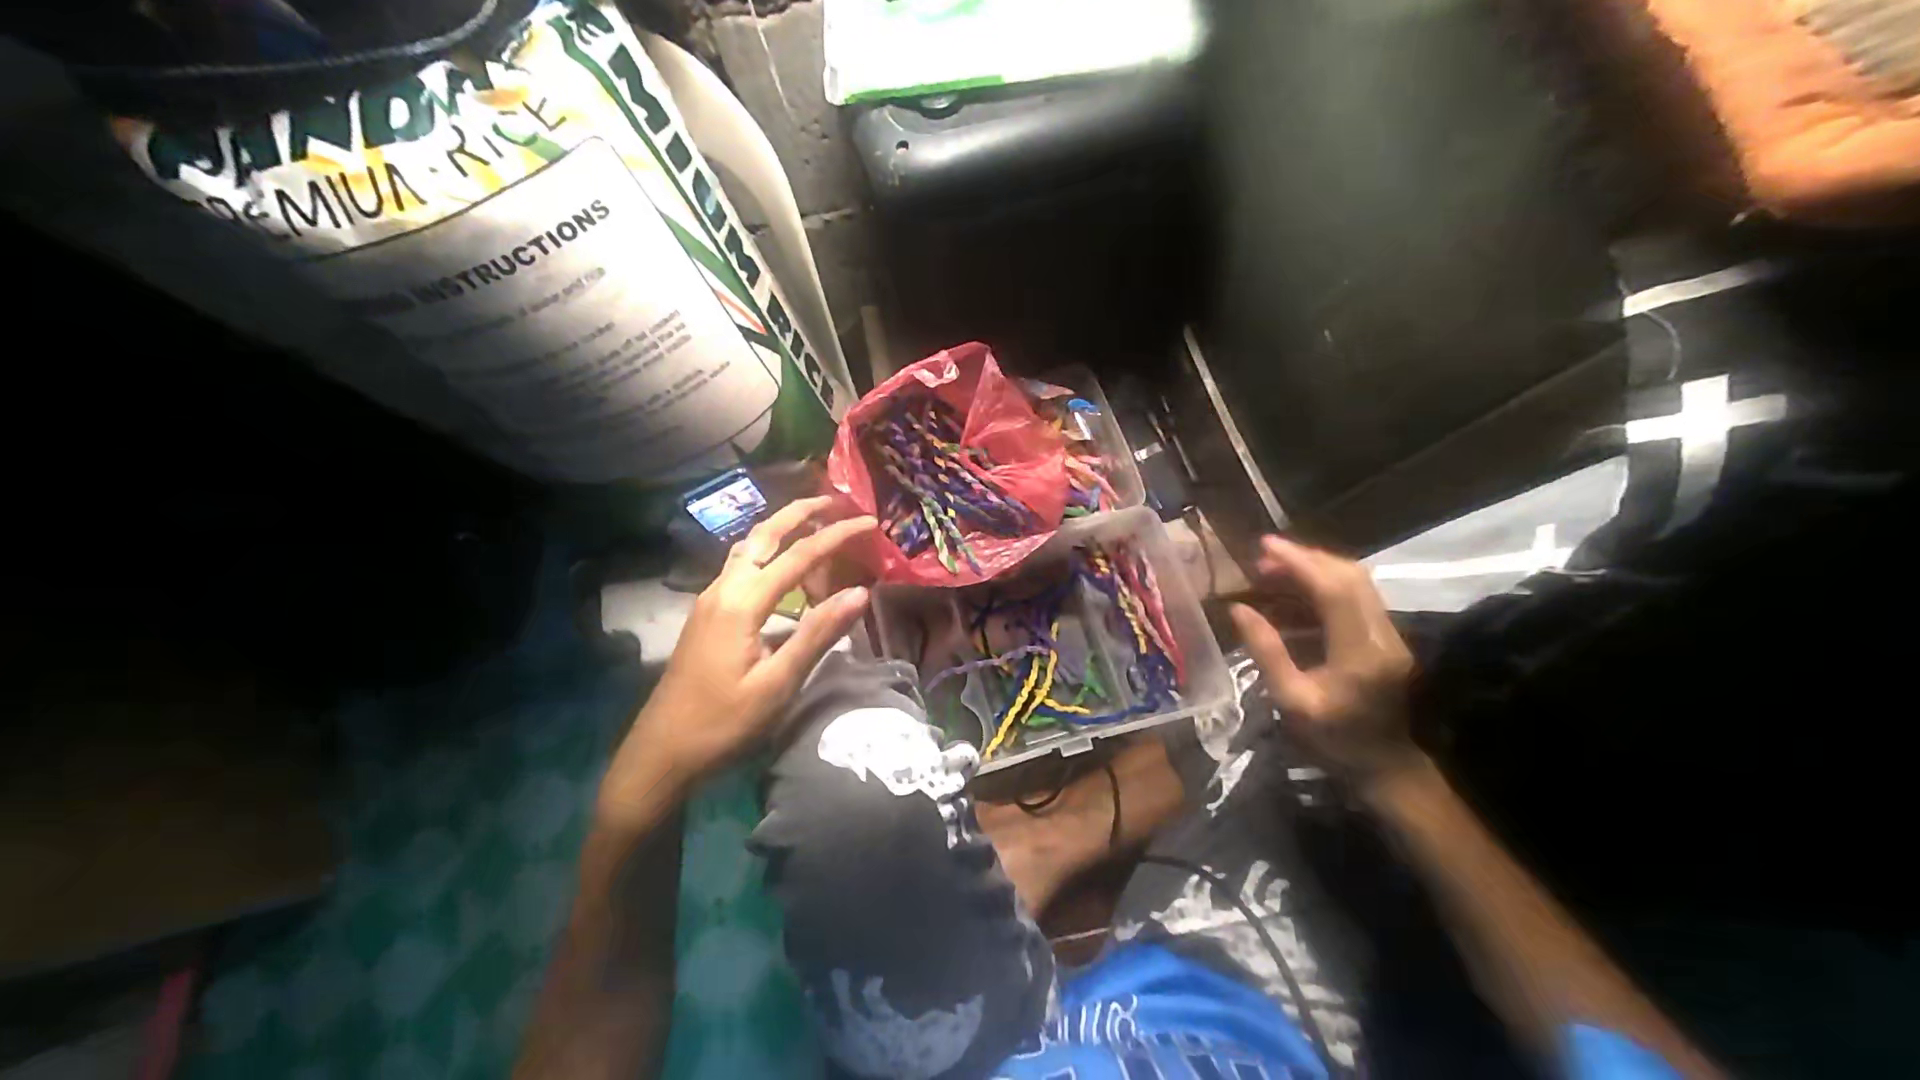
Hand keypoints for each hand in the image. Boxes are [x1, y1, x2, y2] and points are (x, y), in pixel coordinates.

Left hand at [599, 496, 877, 825]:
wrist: (661, 751)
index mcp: (741, 603)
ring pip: (747, 548)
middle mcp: (722, 590)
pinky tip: (779, 565)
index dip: (837, 536)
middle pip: (763, 535)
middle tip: (837, 501)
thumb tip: (860, 593)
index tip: (870, 521)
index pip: (799, 556)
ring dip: (780, 528)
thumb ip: (818, 634)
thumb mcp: (777, 684)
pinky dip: (766, 551)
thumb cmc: (722, 723)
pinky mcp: (706, 615)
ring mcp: (709, 601)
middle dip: (800, 512)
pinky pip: (740, 566)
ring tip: (812, 521)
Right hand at [1228, 536, 1420, 782]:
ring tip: (1273, 570)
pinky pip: (1357, 598)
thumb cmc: (1334, 740)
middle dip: (1306, 559)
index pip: (1333, 590)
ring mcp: (1390, 635)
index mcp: (1360, 652)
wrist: (1387, 767)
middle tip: (1263, 556)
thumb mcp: (1291, 700)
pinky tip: (1294, 592)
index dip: (1298, 563)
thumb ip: (1267, 651)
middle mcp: (1382, 635)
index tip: (1264, 547)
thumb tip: (1239, 609)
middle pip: (1350, 577)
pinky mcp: (1386, 639)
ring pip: (1357, 583)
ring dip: (1316, 568)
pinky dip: (1324, 585)